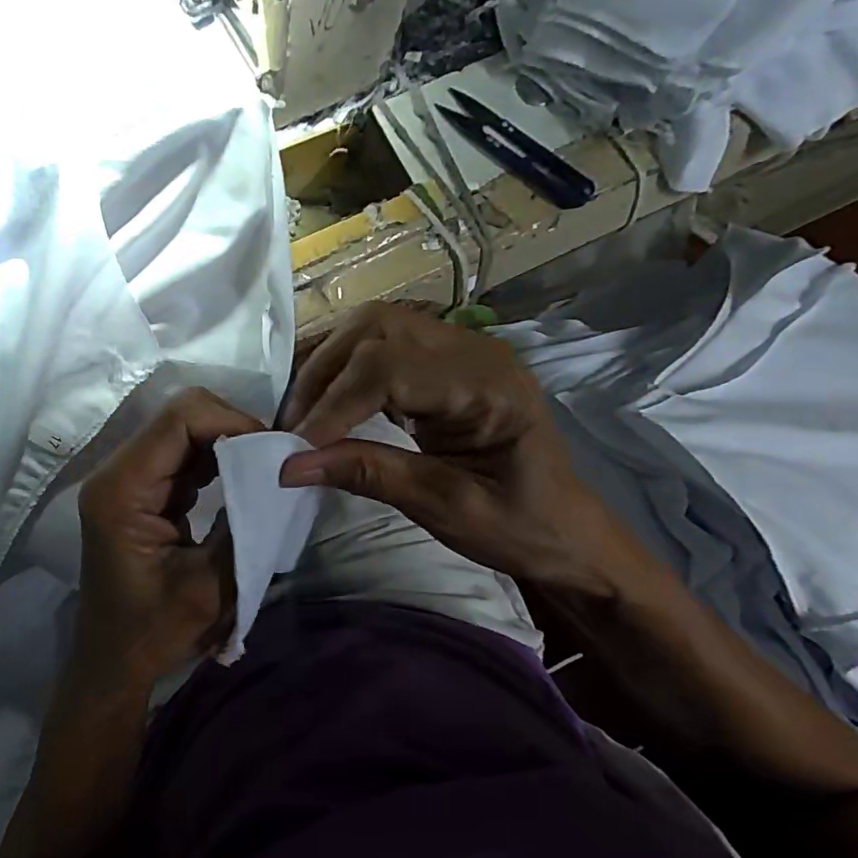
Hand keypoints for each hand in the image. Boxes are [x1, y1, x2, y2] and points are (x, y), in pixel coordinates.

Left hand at [75, 388, 264, 686]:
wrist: (113, 661)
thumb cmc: (152, 632)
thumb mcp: (211, 587)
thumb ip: (245, 527)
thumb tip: (282, 479)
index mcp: (121, 490)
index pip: (178, 420)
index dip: (232, 422)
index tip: (274, 453)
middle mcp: (117, 473)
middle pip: (181, 416)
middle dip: (234, 429)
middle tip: (275, 462)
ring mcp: (128, 479)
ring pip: (185, 430)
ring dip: (229, 444)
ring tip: (267, 472)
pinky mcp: (142, 491)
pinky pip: (184, 455)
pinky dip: (219, 461)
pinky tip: (245, 483)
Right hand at [277, 302, 658, 595]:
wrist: (568, 531)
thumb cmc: (521, 527)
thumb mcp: (445, 508)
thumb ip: (369, 474)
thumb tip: (289, 465)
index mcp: (489, 386)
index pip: (388, 369)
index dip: (333, 405)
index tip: (296, 449)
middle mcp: (475, 349)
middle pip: (375, 328)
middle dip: (323, 373)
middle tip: (294, 426)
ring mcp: (461, 347)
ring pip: (373, 326)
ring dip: (328, 364)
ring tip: (304, 413)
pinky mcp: (445, 358)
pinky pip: (382, 342)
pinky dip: (345, 368)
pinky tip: (330, 403)